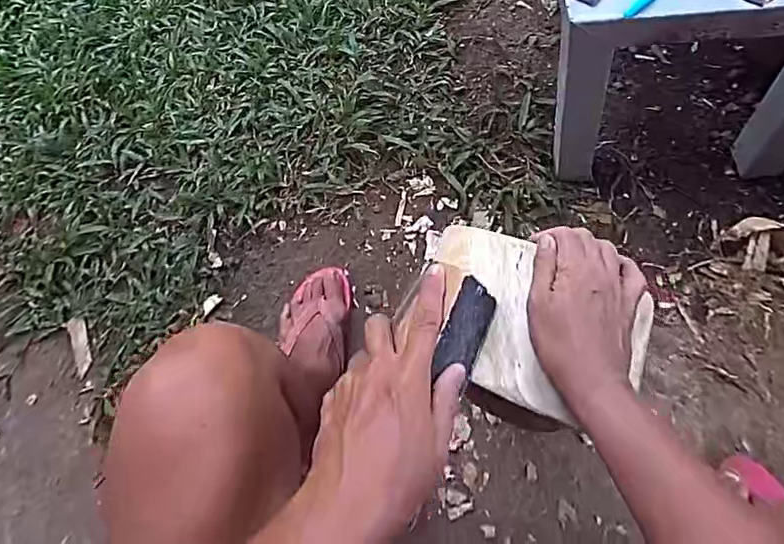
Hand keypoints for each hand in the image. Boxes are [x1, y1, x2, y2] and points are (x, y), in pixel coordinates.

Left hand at [295, 266, 468, 542]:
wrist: (342, 510)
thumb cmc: (393, 483)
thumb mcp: (437, 447)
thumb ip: (445, 401)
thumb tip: (453, 374)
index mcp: (409, 378)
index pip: (425, 322)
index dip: (433, 293)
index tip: (436, 274)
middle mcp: (376, 371)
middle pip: (383, 323)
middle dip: (394, 327)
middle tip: (405, 347)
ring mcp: (350, 384)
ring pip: (363, 351)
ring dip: (374, 359)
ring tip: (384, 390)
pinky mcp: (330, 400)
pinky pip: (346, 378)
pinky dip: (356, 386)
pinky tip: (364, 412)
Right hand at [528, 227, 648, 414]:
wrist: (594, 381)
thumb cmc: (562, 349)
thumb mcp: (538, 305)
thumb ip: (542, 268)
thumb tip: (545, 243)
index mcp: (576, 268)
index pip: (565, 234)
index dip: (549, 235)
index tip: (538, 244)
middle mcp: (600, 271)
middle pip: (586, 238)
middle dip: (567, 238)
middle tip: (552, 251)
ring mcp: (618, 286)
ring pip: (608, 249)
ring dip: (591, 248)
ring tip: (576, 258)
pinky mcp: (629, 303)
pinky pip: (632, 273)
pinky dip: (622, 265)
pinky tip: (612, 269)